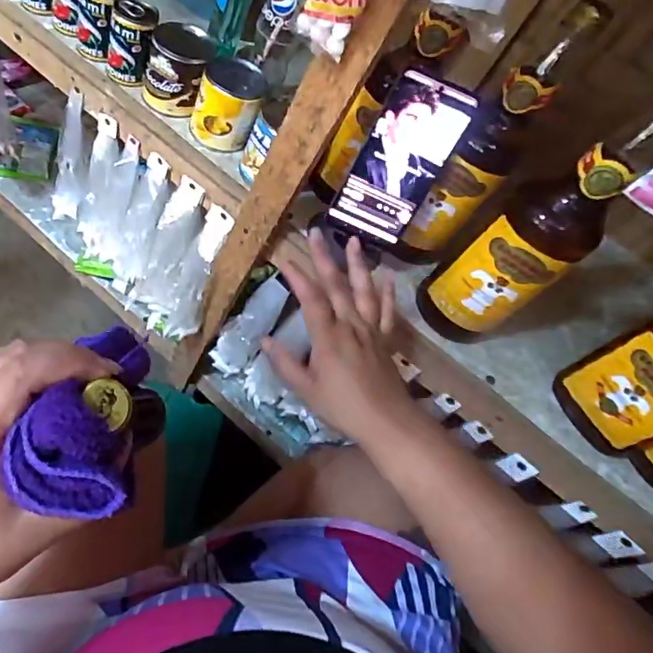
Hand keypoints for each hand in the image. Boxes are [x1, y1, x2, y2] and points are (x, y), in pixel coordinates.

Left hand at [0, 339, 120, 601]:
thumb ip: (88, 489)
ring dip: (48, 360)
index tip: (112, 378)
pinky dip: (30, 372)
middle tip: (106, 379)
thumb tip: (125, 447)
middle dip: (67, 355)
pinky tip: (51, 396)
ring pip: (3, 359)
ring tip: (84, 382)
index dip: (73, 361)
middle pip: (16, 354)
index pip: (24, 369)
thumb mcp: (40, 530)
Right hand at [264, 230, 424, 443]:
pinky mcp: (386, 339)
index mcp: (328, 337)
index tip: (284, 257)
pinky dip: (387, 292)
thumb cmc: (342, 407)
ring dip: (357, 264)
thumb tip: (265, 341)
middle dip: (323, 257)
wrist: (387, 421)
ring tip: (352, 240)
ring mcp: (371, 330)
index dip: (298, 277)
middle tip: (315, 232)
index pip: (311, 299)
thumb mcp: (306, 390)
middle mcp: (350, 325)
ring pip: (363, 290)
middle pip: (336, 285)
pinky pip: (387, 311)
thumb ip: (285, 364)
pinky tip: (386, 275)